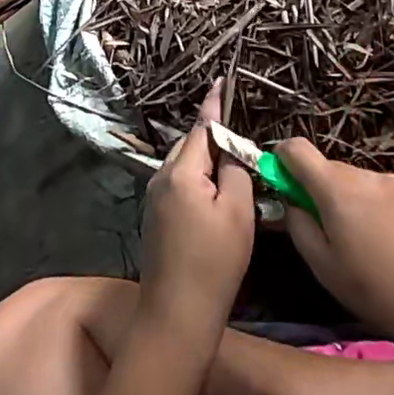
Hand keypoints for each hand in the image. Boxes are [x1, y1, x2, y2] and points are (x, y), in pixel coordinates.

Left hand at [139, 80, 254, 336]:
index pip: (200, 128)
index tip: (220, 81)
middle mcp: (160, 180)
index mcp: (180, 173)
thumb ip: (234, 171)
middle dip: (212, 137)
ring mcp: (154, 200)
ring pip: (183, 166)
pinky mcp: (155, 218)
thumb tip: (228, 150)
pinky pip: (178, 185)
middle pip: (189, 147)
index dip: (213, 105)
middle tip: (240, 135)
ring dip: (205, 160)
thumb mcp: (237, 211)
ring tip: (231, 161)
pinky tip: (213, 191)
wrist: (177, 313)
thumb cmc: (215, 261)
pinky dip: (197, 179)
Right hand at [276, 137, 393, 338]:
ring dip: (348, 201)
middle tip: (325, 232)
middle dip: (317, 190)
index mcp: (336, 188)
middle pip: (328, 168)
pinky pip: (383, 192)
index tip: (282, 186)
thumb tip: (292, 203)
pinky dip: (375, 209)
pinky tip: (392, 246)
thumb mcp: (323, 266)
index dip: (281, 160)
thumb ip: (297, 225)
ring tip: (364, 246)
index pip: (296, 149)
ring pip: (357, 182)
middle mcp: (366, 175)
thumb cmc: (378, 292)